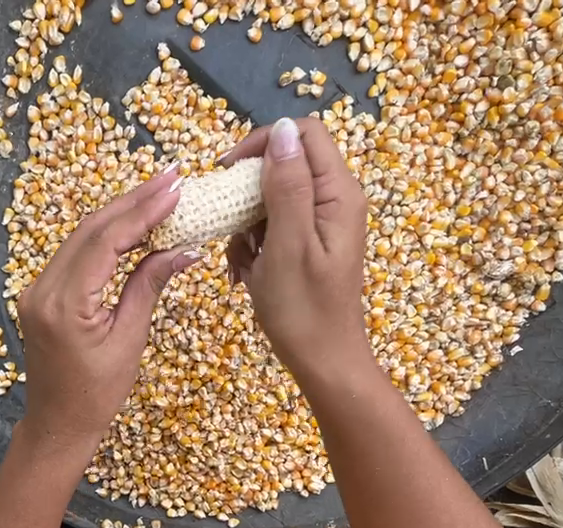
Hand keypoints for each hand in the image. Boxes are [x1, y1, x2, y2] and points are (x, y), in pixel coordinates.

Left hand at [17, 166, 200, 445]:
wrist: (57, 424)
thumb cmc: (96, 395)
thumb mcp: (129, 340)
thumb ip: (148, 286)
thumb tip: (183, 247)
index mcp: (64, 305)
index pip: (105, 242)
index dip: (142, 211)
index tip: (176, 188)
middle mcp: (41, 290)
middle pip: (90, 230)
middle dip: (132, 201)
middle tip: (172, 178)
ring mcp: (35, 291)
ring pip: (80, 238)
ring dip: (119, 215)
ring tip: (158, 193)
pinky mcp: (39, 296)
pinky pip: (73, 256)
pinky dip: (103, 238)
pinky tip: (131, 225)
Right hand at [224, 116, 372, 389]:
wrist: (322, 361)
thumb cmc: (303, 309)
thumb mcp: (288, 245)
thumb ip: (287, 185)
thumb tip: (281, 130)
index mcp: (337, 193)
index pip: (302, 136)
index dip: (262, 143)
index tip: (225, 170)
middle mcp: (334, 200)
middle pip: (285, 166)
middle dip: (248, 193)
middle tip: (229, 230)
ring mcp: (320, 224)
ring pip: (272, 200)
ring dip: (245, 226)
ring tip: (240, 262)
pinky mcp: (306, 246)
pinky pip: (272, 228)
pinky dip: (251, 246)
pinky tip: (245, 273)